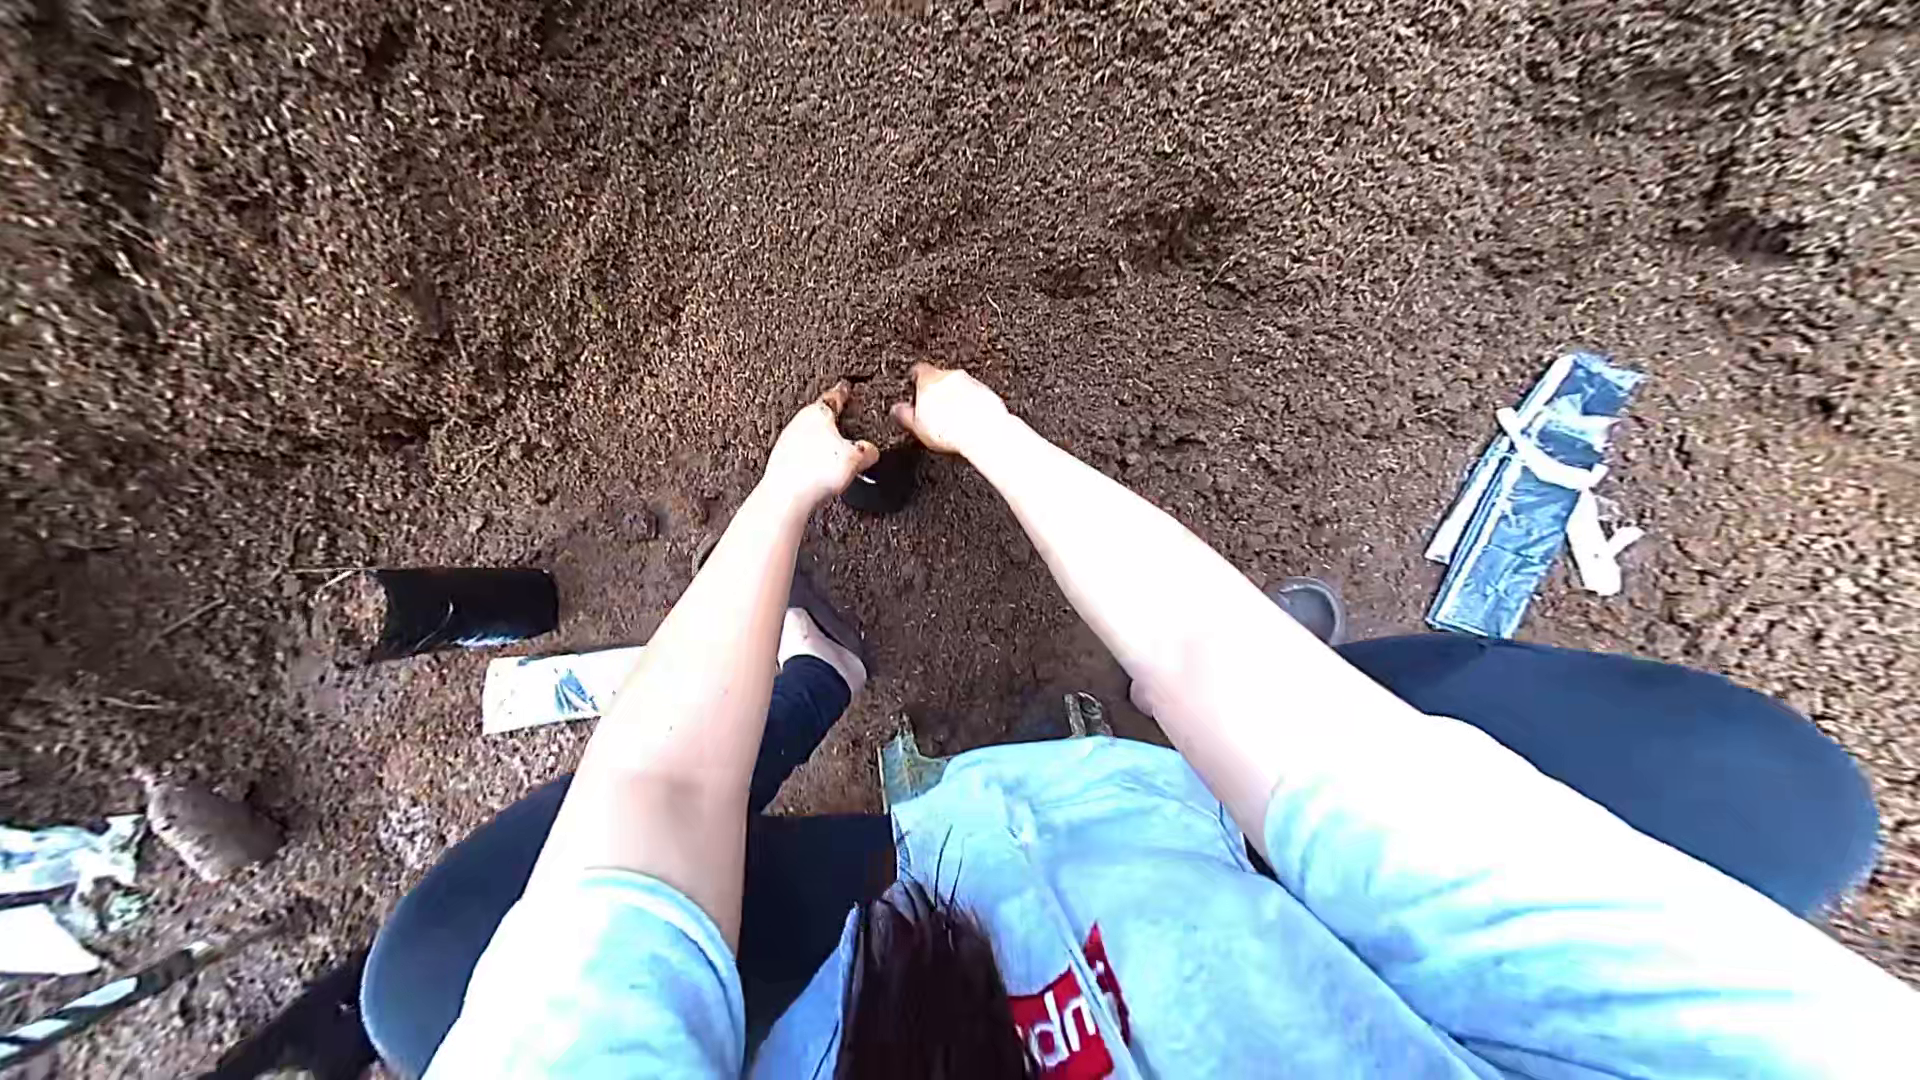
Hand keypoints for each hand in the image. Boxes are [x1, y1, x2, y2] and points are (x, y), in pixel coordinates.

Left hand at [762, 382, 879, 509]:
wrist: (787, 497)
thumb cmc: (815, 472)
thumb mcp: (856, 459)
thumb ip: (868, 451)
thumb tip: (871, 451)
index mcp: (817, 412)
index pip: (835, 395)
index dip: (844, 391)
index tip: (846, 387)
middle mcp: (799, 422)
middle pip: (821, 415)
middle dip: (834, 421)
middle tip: (847, 427)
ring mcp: (787, 441)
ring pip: (810, 435)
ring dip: (823, 443)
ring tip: (835, 457)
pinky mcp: (782, 460)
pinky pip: (803, 454)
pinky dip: (813, 460)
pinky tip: (819, 472)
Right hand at [890, 362, 1012, 455]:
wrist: (982, 431)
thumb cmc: (949, 429)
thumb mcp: (916, 426)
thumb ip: (904, 414)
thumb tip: (897, 410)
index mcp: (929, 379)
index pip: (918, 370)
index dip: (915, 379)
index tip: (915, 387)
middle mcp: (951, 375)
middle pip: (940, 379)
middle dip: (938, 393)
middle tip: (935, 413)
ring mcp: (971, 382)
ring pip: (960, 387)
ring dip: (956, 399)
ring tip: (953, 422)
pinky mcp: (987, 393)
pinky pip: (976, 396)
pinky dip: (972, 405)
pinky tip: (969, 422)